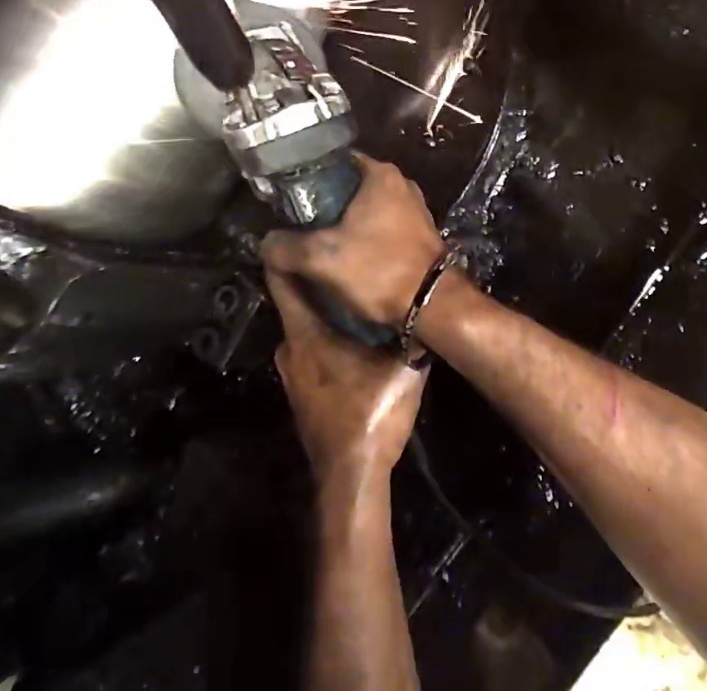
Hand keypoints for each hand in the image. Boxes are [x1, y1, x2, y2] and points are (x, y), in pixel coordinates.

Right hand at [261, 154, 445, 325]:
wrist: (432, 303)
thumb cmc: (378, 268)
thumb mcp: (321, 257)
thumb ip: (285, 246)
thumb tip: (268, 243)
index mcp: (380, 175)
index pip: (334, 162)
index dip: (306, 177)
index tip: (285, 197)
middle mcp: (401, 184)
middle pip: (349, 186)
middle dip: (323, 204)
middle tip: (295, 224)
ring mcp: (413, 208)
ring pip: (364, 209)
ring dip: (343, 224)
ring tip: (315, 242)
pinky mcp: (418, 232)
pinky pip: (380, 227)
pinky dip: (362, 237)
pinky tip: (344, 256)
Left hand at [269, 269, 426, 490]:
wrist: (351, 473)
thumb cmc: (371, 409)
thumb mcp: (401, 364)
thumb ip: (407, 331)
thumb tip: (424, 303)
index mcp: (305, 334)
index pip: (282, 282)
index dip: (288, 256)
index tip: (305, 233)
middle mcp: (289, 349)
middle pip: (296, 303)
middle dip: (319, 282)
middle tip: (349, 263)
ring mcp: (292, 374)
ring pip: (305, 329)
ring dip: (325, 312)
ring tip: (357, 296)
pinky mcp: (302, 393)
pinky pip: (311, 351)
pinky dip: (326, 337)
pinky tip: (354, 338)